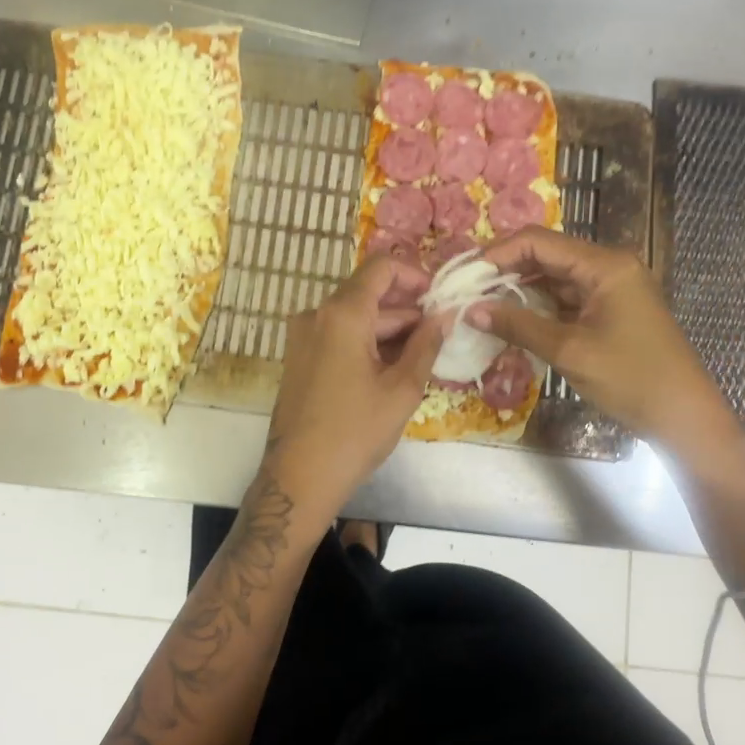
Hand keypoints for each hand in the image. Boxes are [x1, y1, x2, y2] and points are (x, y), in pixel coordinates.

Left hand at [265, 256, 446, 512]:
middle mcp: (316, 314)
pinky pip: (339, 335)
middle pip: (368, 294)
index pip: (381, 268)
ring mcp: (303, 336)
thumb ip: (426, 345)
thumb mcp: (402, 389)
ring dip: (389, 328)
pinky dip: (367, 342)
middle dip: (407, 308)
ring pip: (355, 317)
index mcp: (342, 313)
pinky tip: (393, 368)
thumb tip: (445, 316)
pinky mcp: (299, 357)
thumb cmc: (355, 432)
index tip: (440, 297)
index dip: (415, 275)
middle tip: (441, 332)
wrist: (300, 476)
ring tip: (423, 355)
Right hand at [473, 228, 723, 437]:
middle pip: (544, 255)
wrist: (685, 417)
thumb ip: (518, 325)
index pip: (538, 241)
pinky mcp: (608, 310)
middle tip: (465, 291)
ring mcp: (609, 288)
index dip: (497, 254)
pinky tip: (509, 320)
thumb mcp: (569, 351)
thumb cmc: (632, 379)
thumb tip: (470, 311)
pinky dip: (536, 307)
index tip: (464, 276)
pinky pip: (564, 298)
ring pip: (551, 277)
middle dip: (503, 271)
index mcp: (604, 265)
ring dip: (517, 290)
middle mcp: (607, 266)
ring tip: (479, 306)